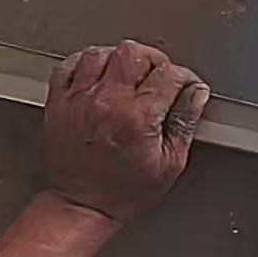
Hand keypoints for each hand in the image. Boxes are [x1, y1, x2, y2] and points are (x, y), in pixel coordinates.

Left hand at [43, 42, 209, 221]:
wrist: (84, 203)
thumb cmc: (126, 190)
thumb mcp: (171, 162)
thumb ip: (185, 122)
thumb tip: (197, 95)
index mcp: (137, 117)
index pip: (169, 75)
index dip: (186, 78)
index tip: (189, 87)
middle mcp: (106, 102)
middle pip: (134, 53)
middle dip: (155, 61)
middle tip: (162, 77)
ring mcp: (79, 98)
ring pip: (102, 52)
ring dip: (122, 60)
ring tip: (133, 76)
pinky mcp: (60, 100)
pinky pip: (71, 63)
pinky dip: (90, 62)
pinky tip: (103, 74)